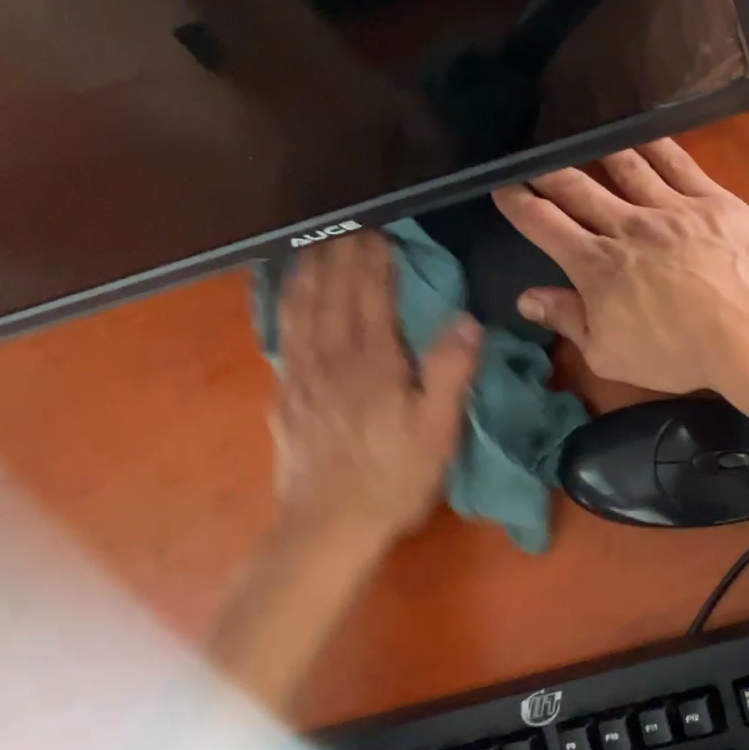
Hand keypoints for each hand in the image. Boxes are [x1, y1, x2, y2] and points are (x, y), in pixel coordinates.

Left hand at [271, 234, 480, 541]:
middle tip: (349, 222)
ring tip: (316, 242)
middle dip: (340, 252)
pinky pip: (283, 332)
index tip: (379, 226)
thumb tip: (465, 318)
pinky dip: (287, 302)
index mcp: (373, 361)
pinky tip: (290, 295)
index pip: (371, 293)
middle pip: (332, 290)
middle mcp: (331, 357)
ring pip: (301, 306)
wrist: (327, 527)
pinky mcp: (285, 394)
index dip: (374, 257)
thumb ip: (450, 371)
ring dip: (309, 268)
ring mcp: (301, 374)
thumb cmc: (394, 479)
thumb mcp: (437, 431)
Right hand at [491, 138, 748, 394]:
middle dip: (547, 171)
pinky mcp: (711, 198)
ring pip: (625, 166)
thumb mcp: (610, 355)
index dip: (518, 203)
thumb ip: (568, 321)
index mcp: (596, 265)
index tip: (504, 187)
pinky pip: (677, 161)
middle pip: (576, 187)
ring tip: (583, 139)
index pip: (544, 224)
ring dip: (598, 150)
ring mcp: (670, 207)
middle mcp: (626, 226)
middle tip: (532, 159)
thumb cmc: (680, 355)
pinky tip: (641, 133)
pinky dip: (654, 144)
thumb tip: (526, 298)